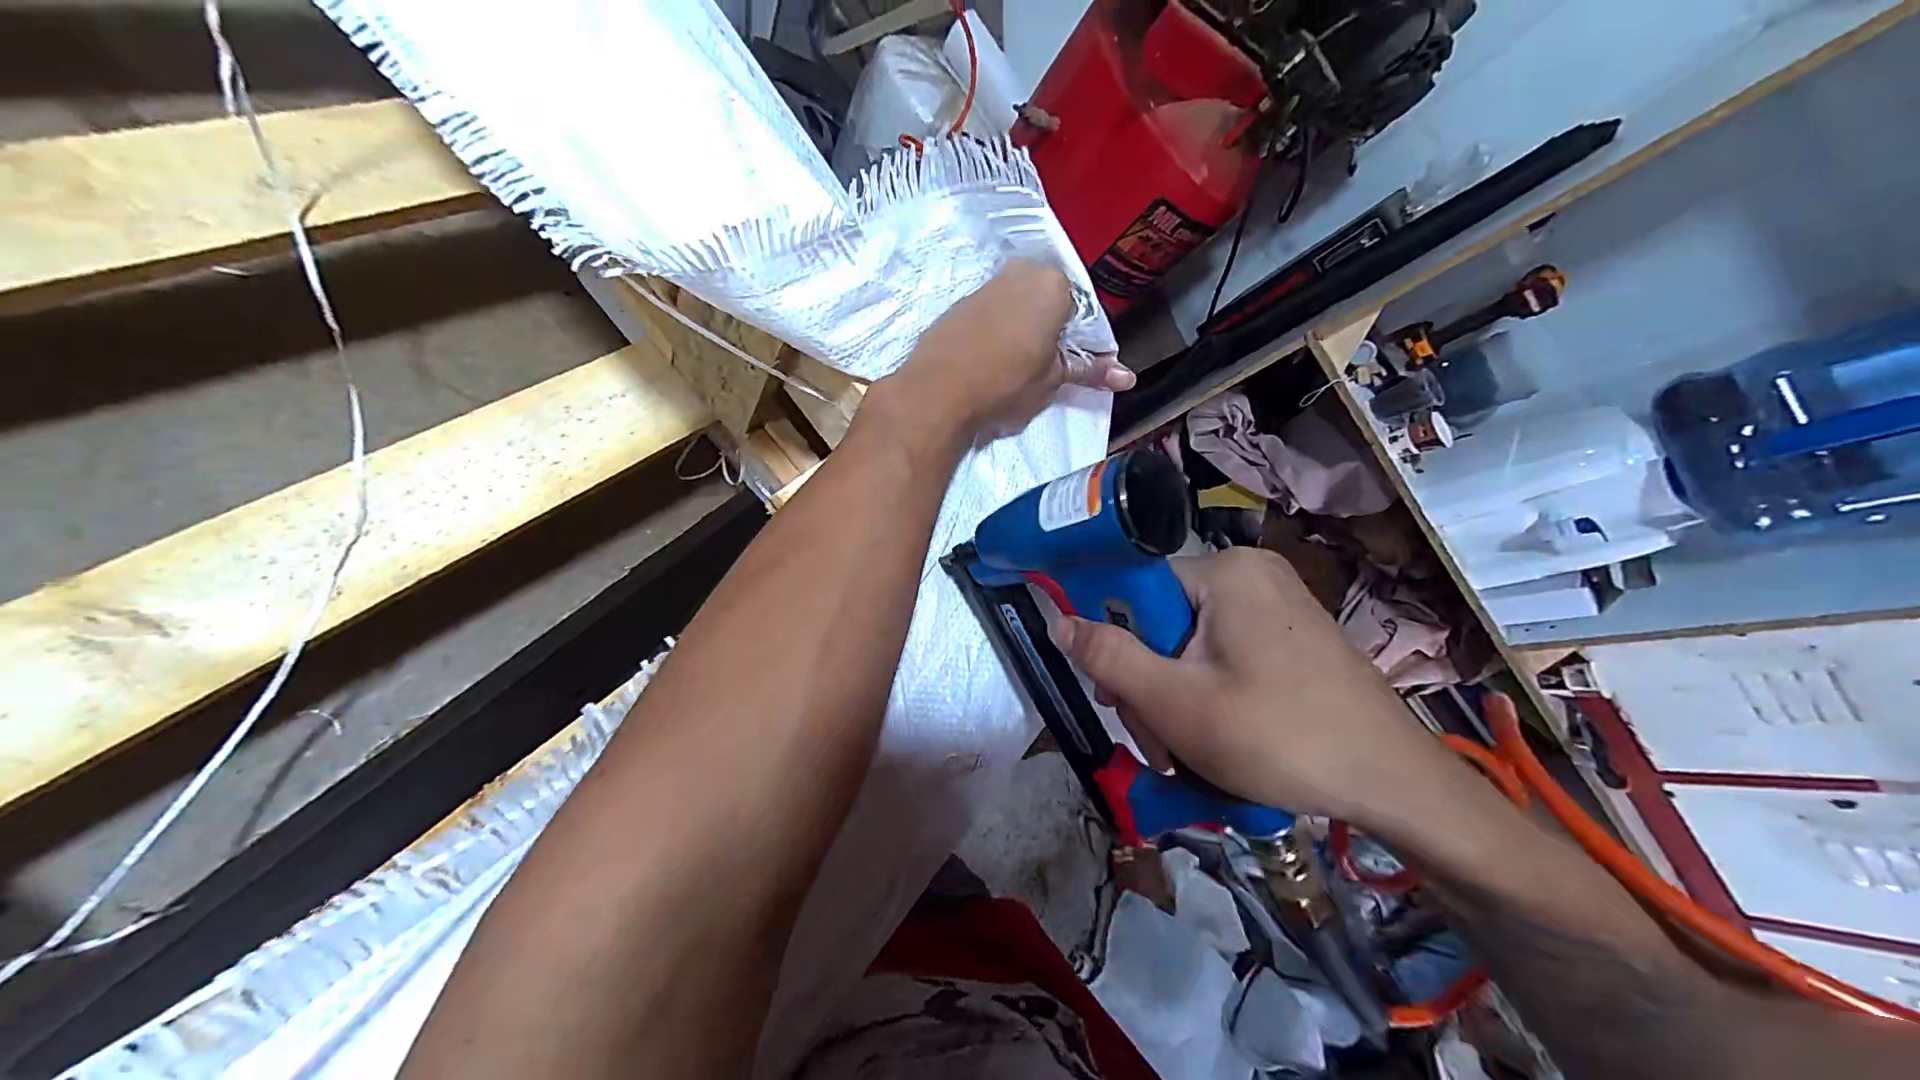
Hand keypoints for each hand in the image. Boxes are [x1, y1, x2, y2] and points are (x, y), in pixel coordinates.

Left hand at [868, 261, 1134, 439]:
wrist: (937, 391)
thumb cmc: (1006, 383)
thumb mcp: (1053, 380)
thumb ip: (1089, 371)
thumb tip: (1127, 378)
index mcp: (1053, 283)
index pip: (1082, 312)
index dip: (1080, 343)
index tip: (1071, 368)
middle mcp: (1020, 272)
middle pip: (1047, 303)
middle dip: (1050, 331)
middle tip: (1045, 369)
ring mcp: (986, 284)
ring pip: (1017, 307)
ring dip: (1023, 331)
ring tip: (1016, 369)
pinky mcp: (959, 303)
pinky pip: (991, 315)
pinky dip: (996, 333)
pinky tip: (990, 362)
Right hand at [1048, 547, 1455, 829]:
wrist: (1396, 786)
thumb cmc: (1279, 737)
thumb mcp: (1177, 702)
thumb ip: (1109, 657)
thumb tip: (1057, 620)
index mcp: (1224, 571)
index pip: (1134, 590)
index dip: (1115, 643)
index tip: (1118, 697)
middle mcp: (1251, 573)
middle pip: (1162, 620)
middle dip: (1149, 684)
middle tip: (1159, 741)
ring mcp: (1277, 603)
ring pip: (1190, 643)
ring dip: (1176, 697)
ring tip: (1188, 751)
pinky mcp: (1291, 634)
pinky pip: (1224, 653)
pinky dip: (1209, 693)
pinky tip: (1218, 736)